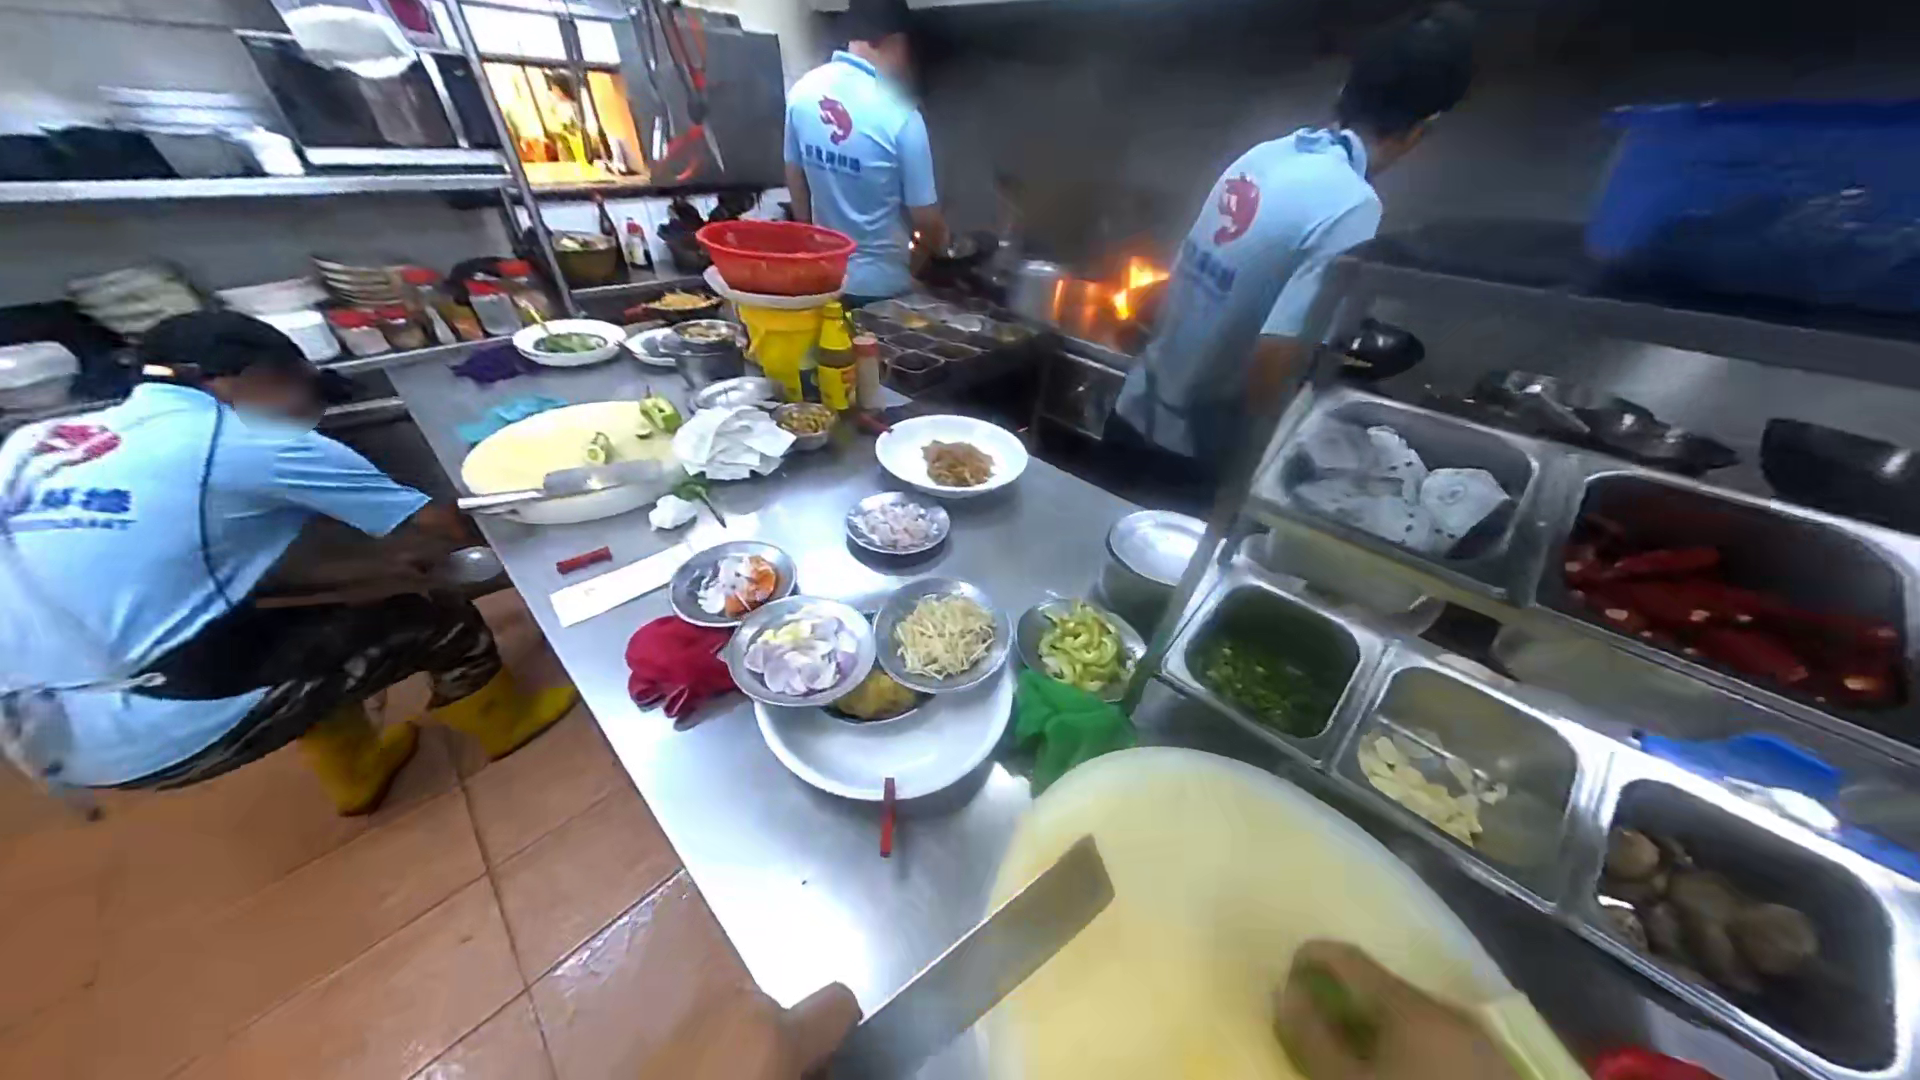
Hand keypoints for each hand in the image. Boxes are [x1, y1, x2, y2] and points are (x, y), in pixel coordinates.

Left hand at [637, 982, 858, 1079]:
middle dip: (788, 1054)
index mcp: (775, 1033)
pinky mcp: (662, 1037)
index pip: (839, 1002)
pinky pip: (712, 1038)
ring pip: (748, 1025)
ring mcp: (697, 1016)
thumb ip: (807, 1069)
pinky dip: (717, 1062)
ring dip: (750, 1057)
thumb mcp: (775, 1074)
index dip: (843, 1034)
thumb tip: (819, 1065)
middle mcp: (742, 1006)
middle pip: (788, 1016)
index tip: (830, 1068)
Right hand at [1274, 940, 1518, 1079]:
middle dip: (1340, 1004)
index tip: (1286, 997)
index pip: (1342, 954)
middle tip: (1318, 1042)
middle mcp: (1452, 1015)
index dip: (1304, 963)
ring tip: (1358, 1070)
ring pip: (1409, 1020)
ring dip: (1374, 1034)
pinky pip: (1440, 1050)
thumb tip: (1288, 992)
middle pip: (1377, 987)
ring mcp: (1486, 1052)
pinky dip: (1408, 1057)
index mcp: (1414, 1008)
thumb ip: (1310, 1036)